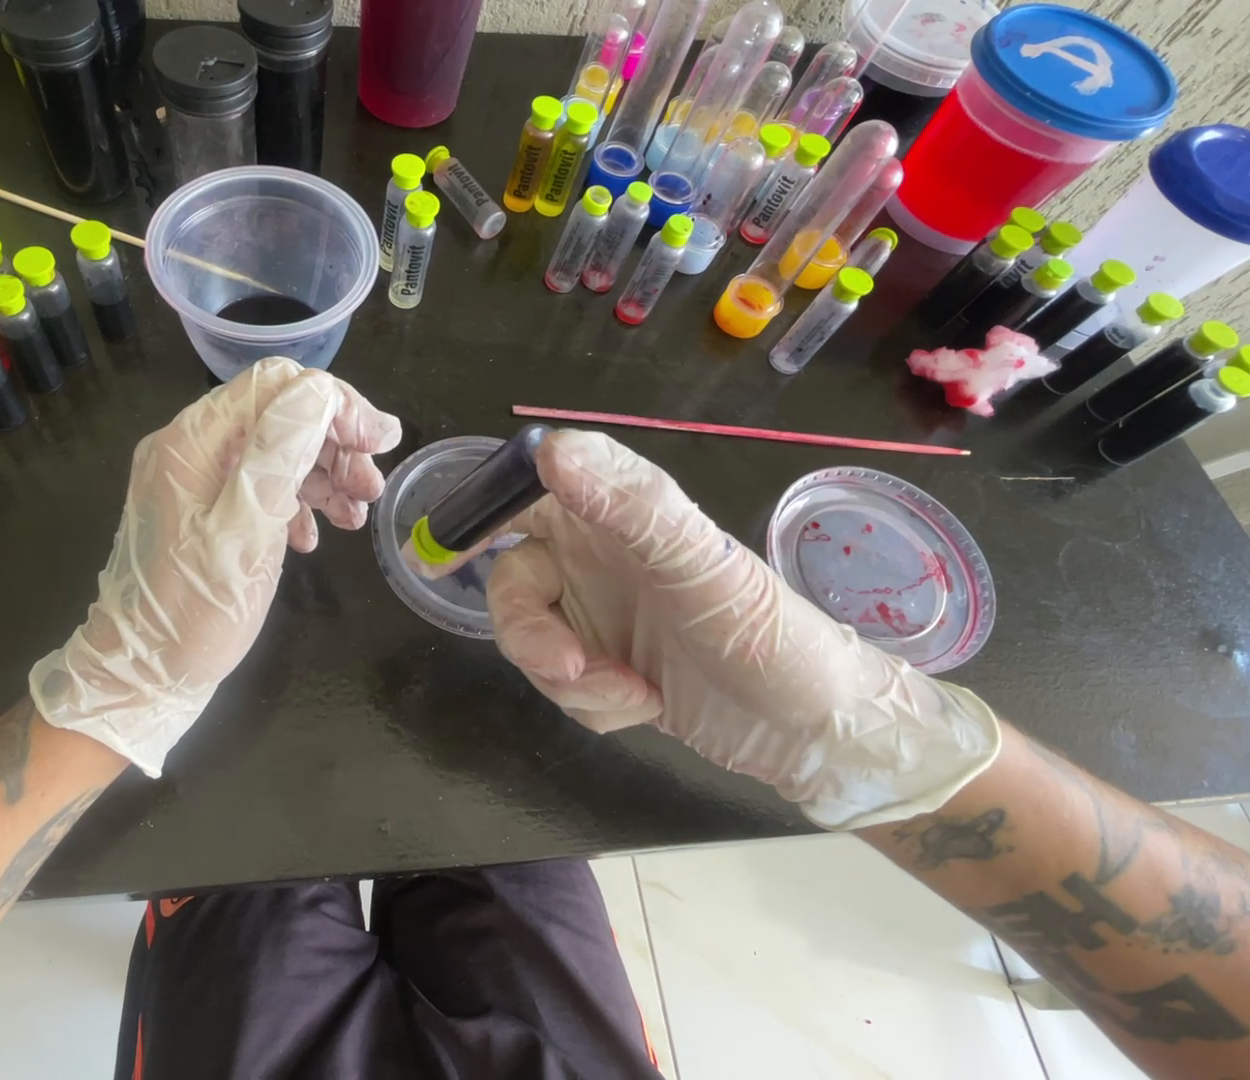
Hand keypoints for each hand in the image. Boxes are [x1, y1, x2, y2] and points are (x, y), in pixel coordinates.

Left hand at [30, 358, 401, 776]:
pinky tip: (315, 539)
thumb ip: (278, 455)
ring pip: (277, 452)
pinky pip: (262, 487)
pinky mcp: (206, 511)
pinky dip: (297, 504)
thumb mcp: (244, 533)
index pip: (275, 385)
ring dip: (325, 477)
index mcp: (193, 441)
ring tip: (357, 518)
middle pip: (280, 415)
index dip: (335, 403)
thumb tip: (319, 392)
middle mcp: (192, 448)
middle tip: (374, 487)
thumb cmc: (193, 611)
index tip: (380, 442)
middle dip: (336, 444)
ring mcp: (197, 481)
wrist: (143, 676)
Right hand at [486, 430, 1000, 828]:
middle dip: (532, 636)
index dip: (479, 514)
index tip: (439, 552)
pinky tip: (643, 706)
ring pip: (532, 646)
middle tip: (570, 668)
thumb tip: (549, 452)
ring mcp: (596, 620)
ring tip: (632, 695)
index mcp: (614, 520)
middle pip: (513, 587)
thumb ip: (628, 503)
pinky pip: (560, 688)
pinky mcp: (603, 671)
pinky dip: (593, 706)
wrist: (809, 730)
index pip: (529, 496)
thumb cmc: (764, 633)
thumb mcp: (699, 563)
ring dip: (573, 681)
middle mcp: (595, 563)